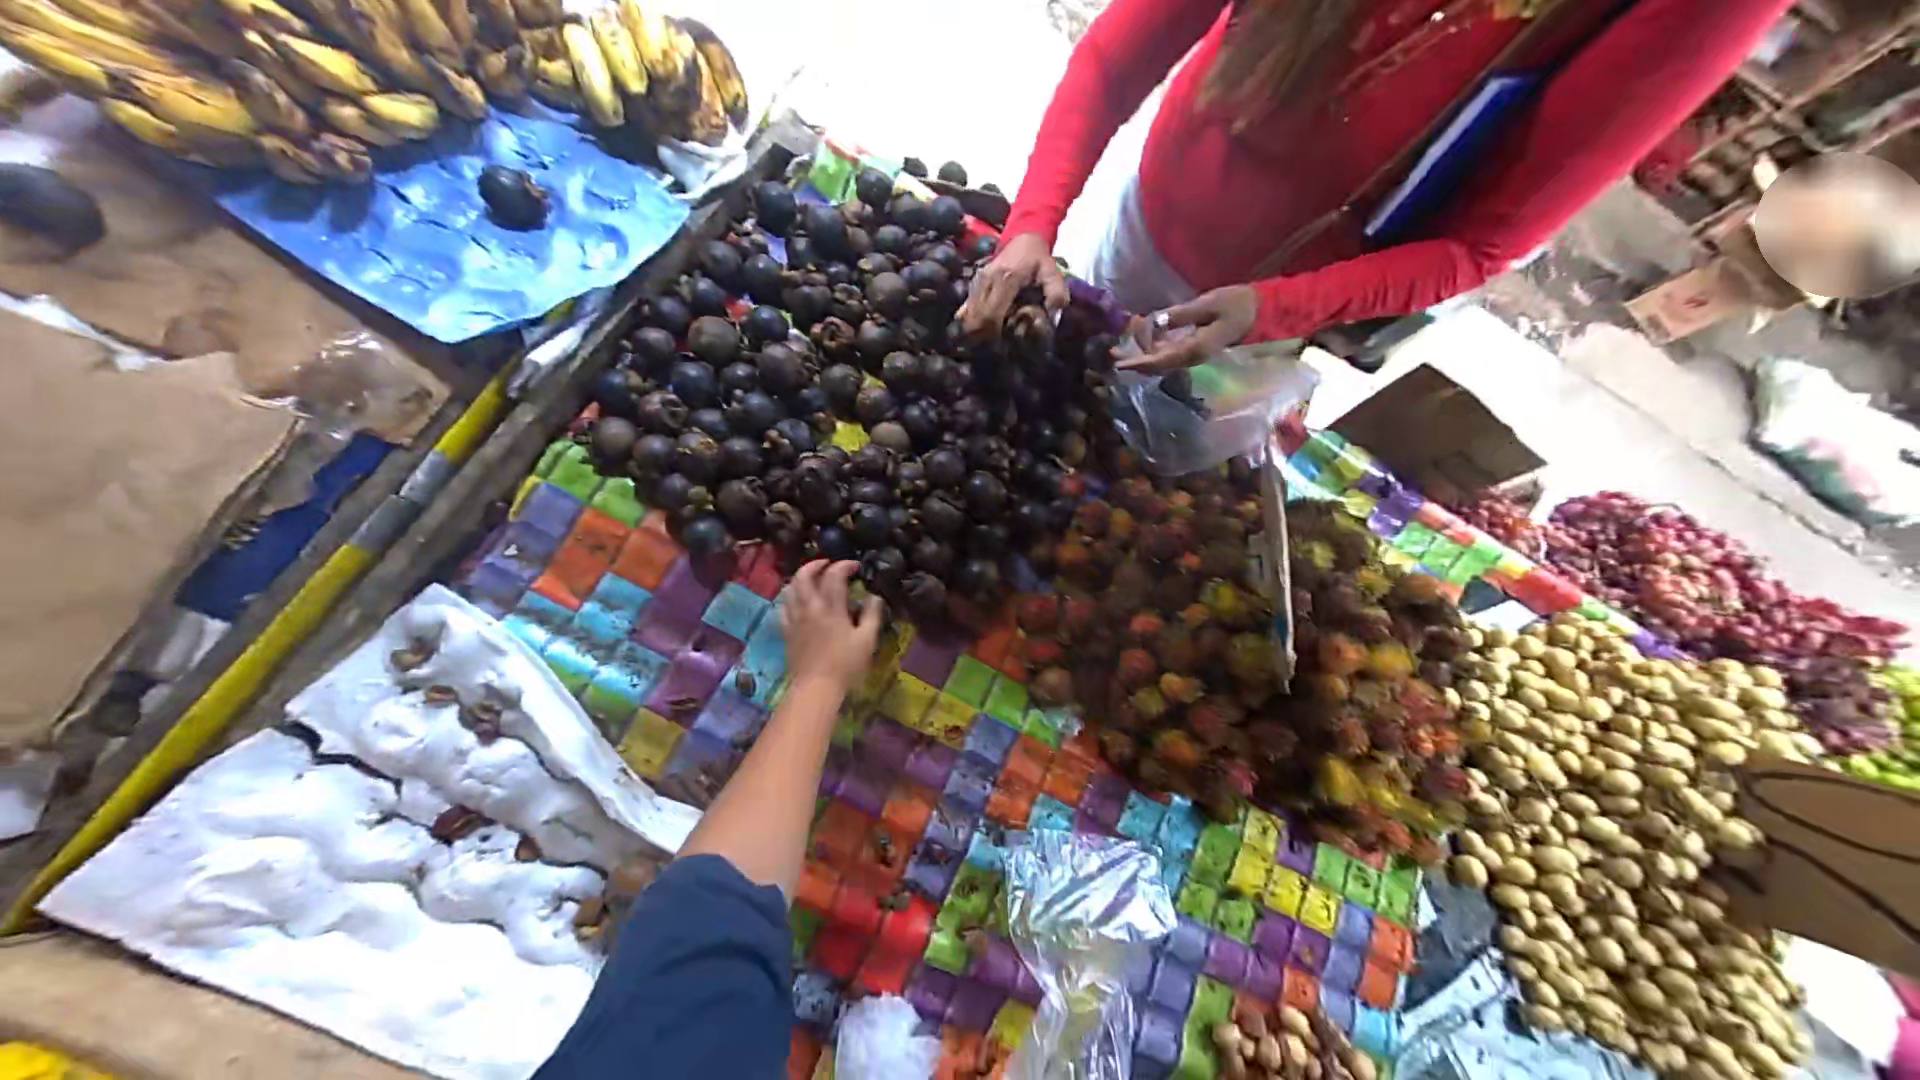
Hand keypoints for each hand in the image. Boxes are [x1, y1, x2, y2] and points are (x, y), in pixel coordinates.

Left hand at [780, 560, 882, 693]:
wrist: (815, 688)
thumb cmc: (845, 665)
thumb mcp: (867, 640)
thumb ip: (872, 615)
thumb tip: (874, 597)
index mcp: (831, 608)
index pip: (834, 575)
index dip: (844, 565)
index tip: (855, 566)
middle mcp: (809, 607)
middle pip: (805, 575)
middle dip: (816, 564)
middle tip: (828, 564)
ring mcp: (795, 619)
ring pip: (791, 588)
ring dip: (801, 577)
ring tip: (812, 578)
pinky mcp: (786, 631)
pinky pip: (784, 607)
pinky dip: (790, 597)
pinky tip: (797, 601)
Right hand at [958, 232, 1069, 339]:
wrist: (1023, 238)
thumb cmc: (1038, 259)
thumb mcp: (1052, 272)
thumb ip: (1055, 291)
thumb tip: (1053, 311)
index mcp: (1006, 278)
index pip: (992, 314)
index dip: (994, 333)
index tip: (1002, 345)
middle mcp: (987, 280)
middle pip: (977, 318)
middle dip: (984, 335)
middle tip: (996, 347)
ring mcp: (977, 281)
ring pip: (969, 314)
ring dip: (977, 330)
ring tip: (988, 340)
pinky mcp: (973, 284)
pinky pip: (965, 308)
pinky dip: (970, 321)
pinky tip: (978, 331)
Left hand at [1116, 285, 1259, 373]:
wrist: (1264, 313)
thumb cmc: (1240, 305)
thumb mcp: (1209, 304)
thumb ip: (1181, 314)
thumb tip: (1154, 322)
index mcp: (1194, 350)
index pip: (1159, 361)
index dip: (1137, 362)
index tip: (1119, 363)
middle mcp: (1191, 357)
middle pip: (1156, 365)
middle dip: (1134, 361)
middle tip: (1111, 355)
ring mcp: (1193, 355)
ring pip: (1161, 361)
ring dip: (1141, 356)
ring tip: (1121, 349)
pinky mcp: (1195, 348)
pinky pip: (1169, 353)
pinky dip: (1153, 349)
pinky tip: (1142, 341)